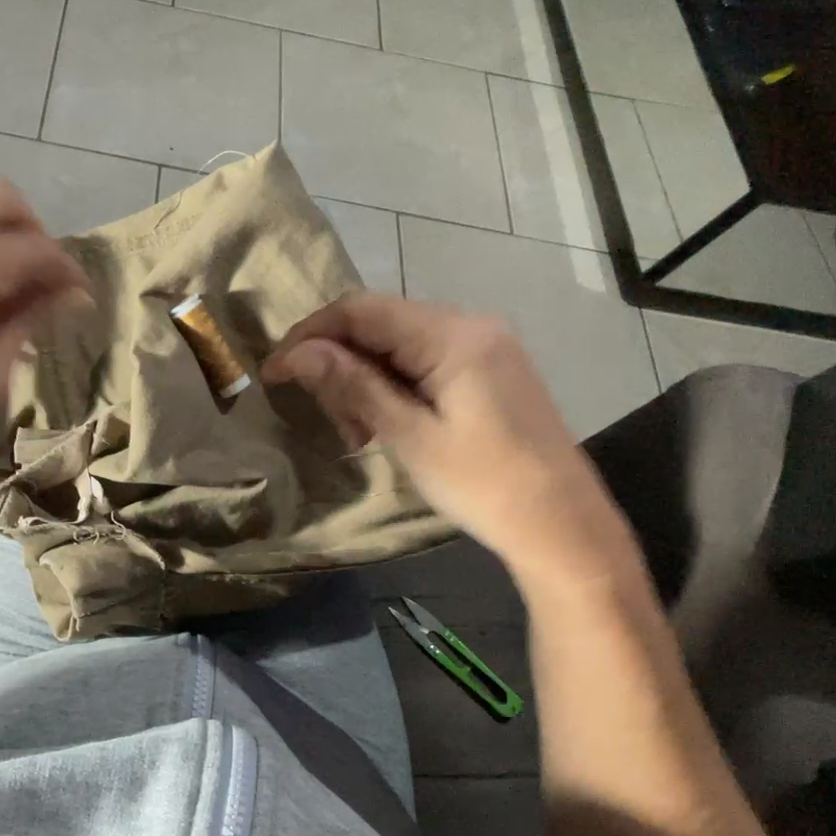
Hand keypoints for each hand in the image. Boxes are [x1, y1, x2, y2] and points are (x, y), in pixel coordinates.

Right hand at [263, 293, 636, 584]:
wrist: (562, 524)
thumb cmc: (483, 484)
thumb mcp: (409, 436)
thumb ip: (353, 386)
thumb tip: (297, 353)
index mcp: (454, 335)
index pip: (361, 311)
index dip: (309, 336)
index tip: (273, 373)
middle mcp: (470, 325)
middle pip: (378, 323)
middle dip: (337, 363)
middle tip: (326, 418)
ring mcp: (483, 346)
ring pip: (396, 345)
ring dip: (361, 380)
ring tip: (356, 432)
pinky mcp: (487, 369)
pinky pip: (422, 361)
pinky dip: (391, 386)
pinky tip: (383, 425)